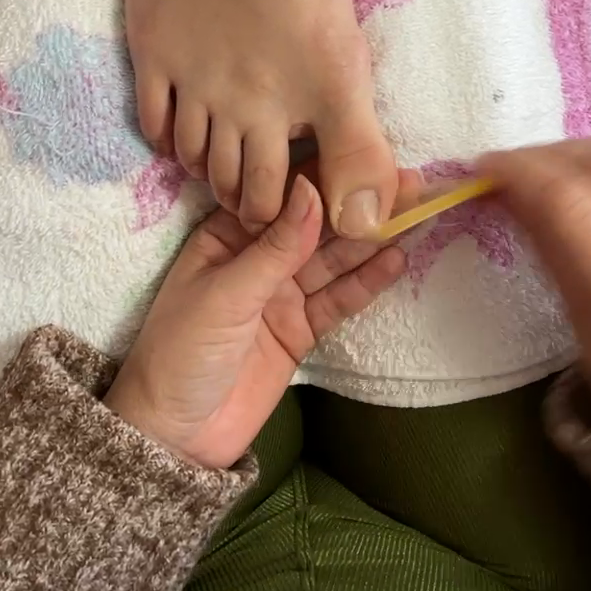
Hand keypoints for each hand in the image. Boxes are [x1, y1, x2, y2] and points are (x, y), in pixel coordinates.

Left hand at [105, 169, 419, 467]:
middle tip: (409, 181)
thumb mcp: (226, 293)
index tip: (365, 154)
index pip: (283, 196)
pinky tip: (397, 259)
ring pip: (334, 260)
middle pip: (316, 226)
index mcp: (228, 235)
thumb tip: (313, 188)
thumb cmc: (182, 351)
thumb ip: (275, 247)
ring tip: (416, 213)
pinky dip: (367, 282)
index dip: (324, 176)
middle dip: (358, 204)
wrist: (174, 436)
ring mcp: (283, 293)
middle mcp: (260, 257)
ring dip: (371, 238)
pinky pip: (338, 299)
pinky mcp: (301, 328)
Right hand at [126, 0, 398, 237]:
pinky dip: (173, 142)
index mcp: (309, 95)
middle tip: (272, 196)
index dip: (310, 212)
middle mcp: (246, 100)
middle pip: (247, 185)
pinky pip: (155, 123)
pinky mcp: (151, 45)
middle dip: (264, 202)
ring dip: (218, 175)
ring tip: (232, 172)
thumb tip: (367, 223)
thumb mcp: (348, 36)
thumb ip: (356, 134)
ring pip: (200, 159)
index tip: (313, 203)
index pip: (304, 195)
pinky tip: (187, 135)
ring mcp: (193, 74)